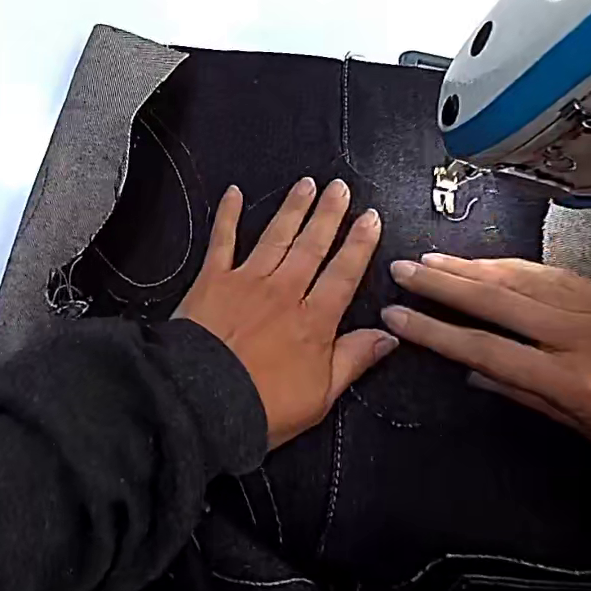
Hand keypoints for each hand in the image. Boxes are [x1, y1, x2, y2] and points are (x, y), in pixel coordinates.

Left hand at [176, 178, 396, 448]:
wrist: (201, 403)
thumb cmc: (262, 406)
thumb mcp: (320, 395)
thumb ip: (354, 359)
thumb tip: (389, 335)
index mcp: (313, 320)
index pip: (344, 273)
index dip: (360, 243)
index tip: (370, 217)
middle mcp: (284, 291)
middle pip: (312, 245)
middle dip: (329, 214)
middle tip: (340, 187)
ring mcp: (248, 281)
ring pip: (277, 235)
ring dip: (293, 208)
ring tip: (307, 184)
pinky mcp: (213, 280)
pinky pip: (222, 240)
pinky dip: (228, 215)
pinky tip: (234, 192)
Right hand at [382, 255, 590, 464]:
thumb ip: (527, 396)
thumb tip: (475, 371)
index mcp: (569, 378)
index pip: (484, 347)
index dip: (435, 331)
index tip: (398, 315)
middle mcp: (574, 331)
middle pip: (493, 298)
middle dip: (441, 282)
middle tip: (403, 267)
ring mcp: (589, 303)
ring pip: (516, 275)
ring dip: (468, 264)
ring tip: (432, 258)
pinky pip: (545, 270)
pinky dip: (508, 261)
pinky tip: (486, 258)